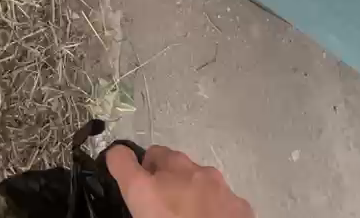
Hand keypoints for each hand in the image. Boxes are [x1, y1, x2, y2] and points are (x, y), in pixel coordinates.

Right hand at [106, 145, 255, 217]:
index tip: (142, 195)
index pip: (154, 154)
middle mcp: (204, 170)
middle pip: (182, 172)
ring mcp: (227, 194)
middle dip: (172, 186)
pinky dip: (217, 215)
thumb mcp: (137, 192)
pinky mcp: (244, 214)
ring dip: (195, 200)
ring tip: (186, 217)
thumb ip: (122, 164)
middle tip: (163, 211)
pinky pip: (226, 209)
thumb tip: (116, 149)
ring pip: (206, 191)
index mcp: (177, 162)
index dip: (145, 172)